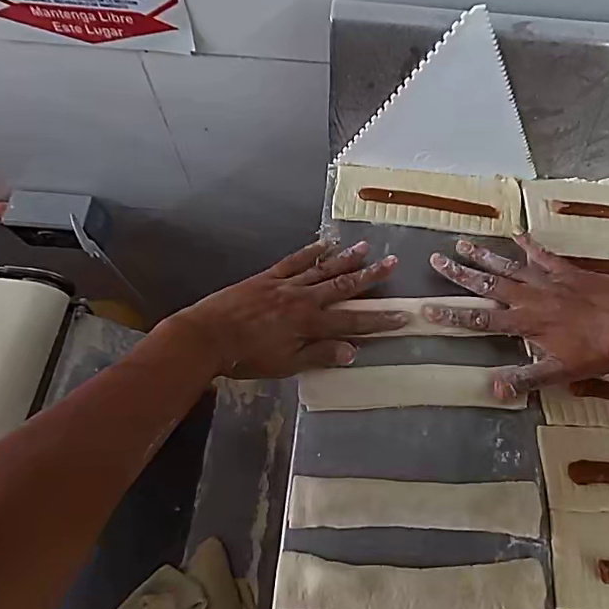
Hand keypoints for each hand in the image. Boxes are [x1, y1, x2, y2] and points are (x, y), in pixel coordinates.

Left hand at [164, 239, 403, 377]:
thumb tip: (352, 351)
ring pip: (322, 269)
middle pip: (343, 286)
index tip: (402, 315)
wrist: (207, 336)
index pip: (353, 322)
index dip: (379, 320)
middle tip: (392, 263)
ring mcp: (286, 284)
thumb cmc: (246, 357)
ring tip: (367, 247)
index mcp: (310, 323)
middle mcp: (303, 299)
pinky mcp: (268, 277)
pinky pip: (295, 261)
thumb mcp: (285, 364)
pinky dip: (312, 252)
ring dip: (346, 258)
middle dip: (370, 276)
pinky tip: (325, 244)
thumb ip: (319, 355)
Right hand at [424, 235, 608, 398]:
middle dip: (459, 275)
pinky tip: (515, 233)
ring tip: (462, 243)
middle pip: (488, 285)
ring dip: (484, 256)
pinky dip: (528, 244)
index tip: (428, 309)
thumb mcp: (562, 372)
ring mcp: (549, 281)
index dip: (452, 316)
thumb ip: (526, 378)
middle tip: (435, 261)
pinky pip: (542, 254)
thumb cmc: (600, 353)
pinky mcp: (568, 271)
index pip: (481, 320)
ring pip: (509, 266)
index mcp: (526, 324)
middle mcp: (531, 298)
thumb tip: (491, 388)